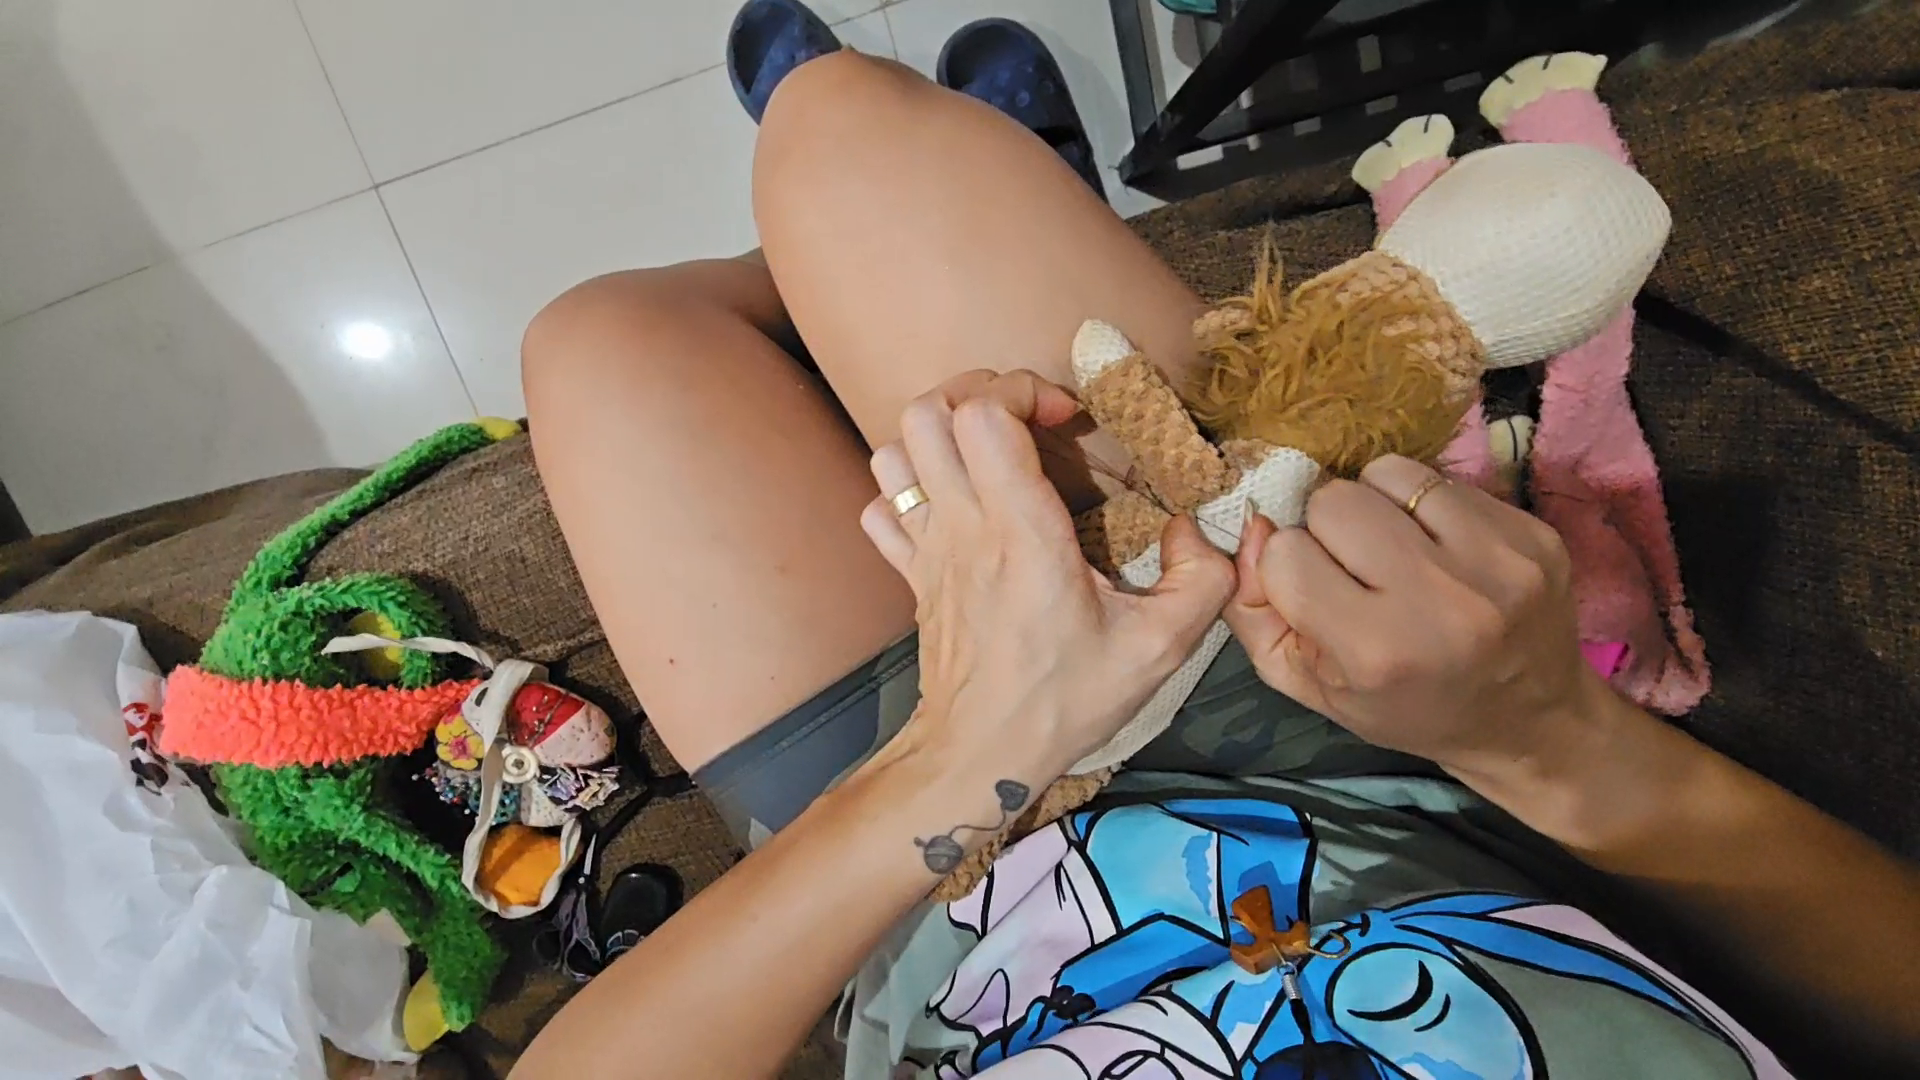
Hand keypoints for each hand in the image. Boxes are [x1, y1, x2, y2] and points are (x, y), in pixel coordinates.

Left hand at [861, 369, 1235, 780]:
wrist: (980, 753)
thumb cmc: (1064, 701)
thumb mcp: (1158, 648)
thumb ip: (1199, 579)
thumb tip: (1197, 529)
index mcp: (1021, 532)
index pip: (986, 415)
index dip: (1023, 390)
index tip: (1065, 419)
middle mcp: (963, 527)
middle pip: (928, 414)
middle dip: (976, 391)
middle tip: (1023, 418)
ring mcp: (926, 549)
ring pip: (894, 451)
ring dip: (937, 434)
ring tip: (985, 451)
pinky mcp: (910, 574)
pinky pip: (881, 507)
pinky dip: (905, 489)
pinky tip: (947, 504)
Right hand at [1224, 454, 1601, 778]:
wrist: (1533, 723)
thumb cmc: (1399, 706)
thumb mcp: (1303, 681)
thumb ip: (1251, 608)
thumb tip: (1252, 524)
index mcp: (1376, 650)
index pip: (1285, 554)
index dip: (1285, 568)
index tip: (1312, 594)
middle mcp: (1440, 601)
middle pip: (1332, 501)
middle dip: (1325, 529)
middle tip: (1350, 567)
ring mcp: (1496, 561)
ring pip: (1383, 474)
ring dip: (1372, 505)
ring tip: (1391, 548)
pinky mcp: (1533, 533)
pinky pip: (1437, 478)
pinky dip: (1418, 504)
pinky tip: (1435, 546)